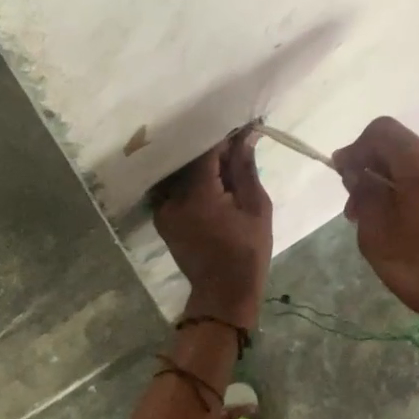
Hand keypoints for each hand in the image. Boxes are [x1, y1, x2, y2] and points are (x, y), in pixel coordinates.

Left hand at [152, 129, 271, 328]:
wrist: (223, 292)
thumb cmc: (247, 251)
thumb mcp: (257, 207)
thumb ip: (245, 169)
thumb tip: (244, 136)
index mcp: (198, 193)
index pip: (207, 150)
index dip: (225, 136)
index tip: (241, 126)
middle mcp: (173, 196)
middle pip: (189, 159)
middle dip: (212, 148)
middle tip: (234, 140)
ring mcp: (163, 207)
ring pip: (180, 172)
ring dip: (198, 163)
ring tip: (221, 158)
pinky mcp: (162, 217)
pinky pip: (173, 188)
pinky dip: (188, 180)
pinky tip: (204, 176)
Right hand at [332, 118, 418, 393]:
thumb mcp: (377, 235)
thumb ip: (364, 194)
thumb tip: (358, 170)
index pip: (382, 131)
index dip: (357, 148)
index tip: (344, 177)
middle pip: (404, 151)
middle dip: (377, 172)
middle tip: (359, 211)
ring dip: (401, 187)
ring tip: (390, 226)